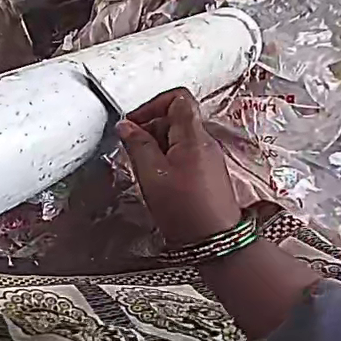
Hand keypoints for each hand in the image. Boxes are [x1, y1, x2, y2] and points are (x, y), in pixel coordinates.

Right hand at [116, 87, 242, 247]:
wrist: (215, 242)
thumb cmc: (186, 211)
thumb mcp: (151, 175)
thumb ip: (137, 145)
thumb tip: (125, 126)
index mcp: (193, 137)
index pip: (177, 99)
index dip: (152, 105)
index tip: (134, 122)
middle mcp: (205, 142)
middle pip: (174, 117)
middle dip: (149, 127)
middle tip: (132, 147)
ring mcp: (207, 157)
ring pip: (177, 136)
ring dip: (156, 145)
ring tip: (143, 167)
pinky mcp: (206, 172)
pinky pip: (183, 153)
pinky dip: (165, 158)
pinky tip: (156, 178)